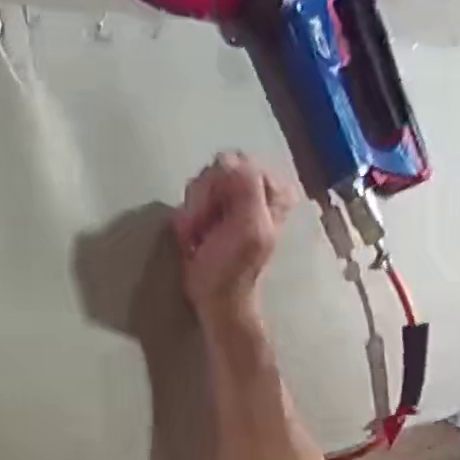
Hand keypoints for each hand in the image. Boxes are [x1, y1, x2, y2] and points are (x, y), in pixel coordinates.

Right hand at [171, 151, 296, 325]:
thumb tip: (226, 159)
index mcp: (272, 189)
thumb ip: (245, 185)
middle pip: (215, 171)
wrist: (217, 300)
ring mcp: (231, 201)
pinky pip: (191, 202)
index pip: (234, 163)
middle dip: (203, 199)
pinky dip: (187, 220)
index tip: (217, 213)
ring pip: (199, 185)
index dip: (218, 186)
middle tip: (206, 227)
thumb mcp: (249, 225)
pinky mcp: (211, 214)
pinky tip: (193, 239)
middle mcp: (254, 190)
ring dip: (193, 212)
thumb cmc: (232, 267)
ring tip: (199, 236)